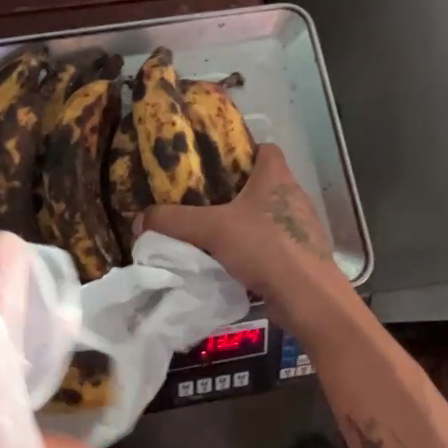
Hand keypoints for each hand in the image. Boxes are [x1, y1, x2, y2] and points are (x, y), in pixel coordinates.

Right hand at [139, 144, 357, 332]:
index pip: (265, 149)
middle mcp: (293, 197)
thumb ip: (174, 221)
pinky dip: (256, 249)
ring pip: (268, 216)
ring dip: (246, 223)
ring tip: (215, 233)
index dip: (242, 151)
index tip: (215, 164)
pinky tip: (234, 261)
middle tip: (204, 201)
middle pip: (263, 183)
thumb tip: (139, 219)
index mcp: (277, 177)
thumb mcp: (212, 229)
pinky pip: (274, 244)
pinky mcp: (303, 256)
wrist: (308, 298)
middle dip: (236, 191)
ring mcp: (301, 228)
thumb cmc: (265, 248)